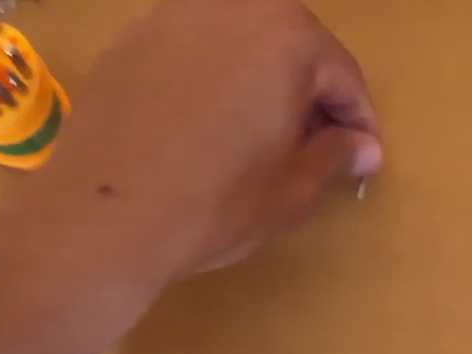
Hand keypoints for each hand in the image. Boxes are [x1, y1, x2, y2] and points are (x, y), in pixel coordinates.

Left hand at [0, 0, 381, 297]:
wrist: (108, 214)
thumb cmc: (215, 206)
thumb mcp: (291, 192)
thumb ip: (334, 157)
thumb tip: (363, 146)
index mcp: (286, 35)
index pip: (342, 73)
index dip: (358, 120)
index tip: (363, 155)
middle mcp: (232, 4)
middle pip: (291, 45)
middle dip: (311, 94)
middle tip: (315, 146)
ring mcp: (175, 13)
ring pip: (239, 42)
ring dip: (262, 82)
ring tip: (261, 137)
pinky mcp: (132, 37)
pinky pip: (194, 51)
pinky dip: (215, 80)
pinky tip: (208, 128)